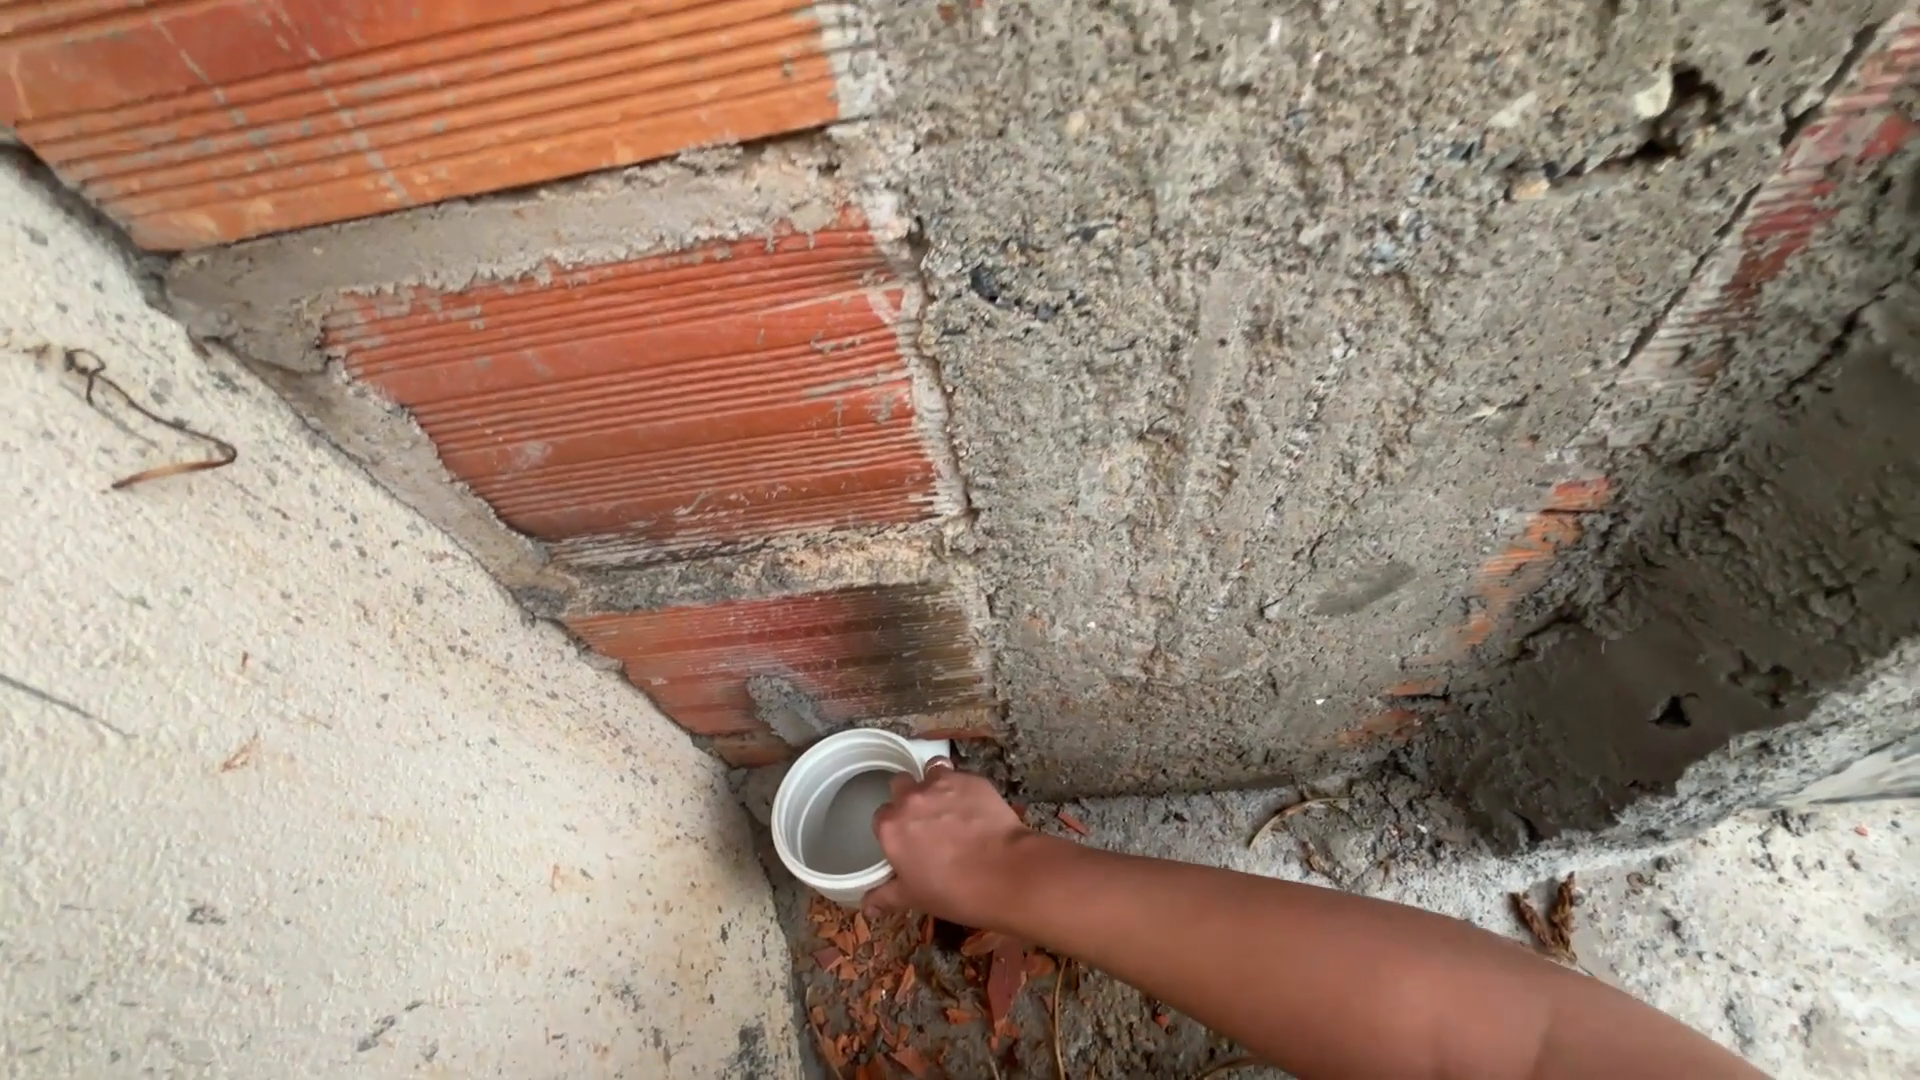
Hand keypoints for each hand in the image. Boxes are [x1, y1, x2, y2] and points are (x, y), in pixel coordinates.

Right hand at [862, 760, 1041, 925]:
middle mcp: (912, 798)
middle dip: (908, 796)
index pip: (881, 816)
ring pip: (931, 771)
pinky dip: (963, 787)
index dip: (893, 826)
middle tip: (925, 818)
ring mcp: (942, 784)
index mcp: (891, 826)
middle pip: (900, 784)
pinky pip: (960, 776)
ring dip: (935, 784)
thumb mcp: (913, 898)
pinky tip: (975, 806)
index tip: (905, 839)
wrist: (1003, 873)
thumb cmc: (953, 891)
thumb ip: (885, 896)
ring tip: (950, 804)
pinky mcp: (971, 779)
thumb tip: (867, 905)